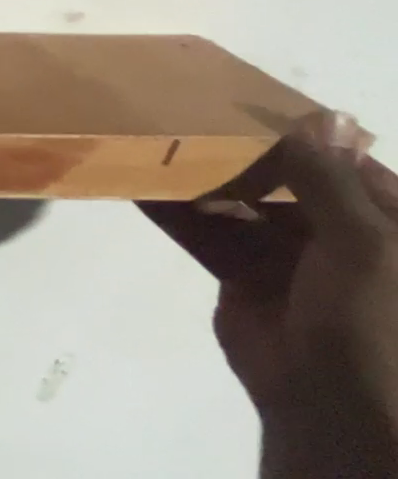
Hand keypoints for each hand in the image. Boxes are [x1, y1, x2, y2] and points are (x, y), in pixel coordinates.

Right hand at [143, 113, 397, 477]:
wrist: (336, 407)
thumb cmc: (375, 323)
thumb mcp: (369, 246)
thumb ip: (331, 182)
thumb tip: (315, 117)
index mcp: (389, 229)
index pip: (347, 167)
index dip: (302, 135)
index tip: (243, 99)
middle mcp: (343, 238)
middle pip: (284, 182)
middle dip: (237, 154)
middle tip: (180, 115)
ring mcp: (290, 259)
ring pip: (237, 205)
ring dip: (197, 180)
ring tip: (148, 144)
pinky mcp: (241, 276)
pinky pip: (205, 234)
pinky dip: (172, 212)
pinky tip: (134, 186)